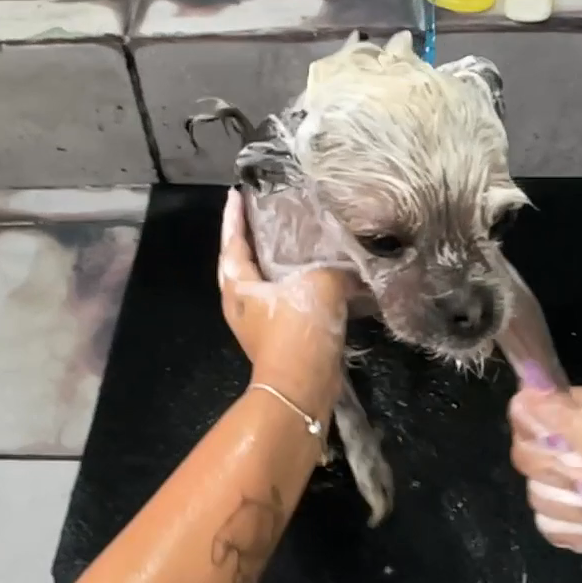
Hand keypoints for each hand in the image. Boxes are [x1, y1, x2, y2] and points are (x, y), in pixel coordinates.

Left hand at [218, 189, 355, 397]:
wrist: (301, 389)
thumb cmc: (298, 331)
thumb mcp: (320, 286)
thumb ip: (333, 266)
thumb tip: (348, 262)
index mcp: (239, 286)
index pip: (232, 242)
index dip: (234, 216)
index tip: (235, 193)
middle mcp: (241, 302)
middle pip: (241, 261)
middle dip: (250, 236)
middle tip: (263, 212)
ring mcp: (258, 321)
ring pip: (263, 280)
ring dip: (274, 260)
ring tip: (291, 237)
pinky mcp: (278, 335)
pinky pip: (282, 298)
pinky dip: (293, 282)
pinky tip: (314, 273)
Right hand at [509, 385, 581, 582]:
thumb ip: (563, 419)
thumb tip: (523, 390)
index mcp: (581, 415)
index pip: (526, 412)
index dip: (537, 433)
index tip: (562, 447)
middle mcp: (569, 445)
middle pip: (527, 457)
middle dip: (568, 480)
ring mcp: (569, 485)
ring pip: (538, 495)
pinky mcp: (572, 521)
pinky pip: (550, 526)